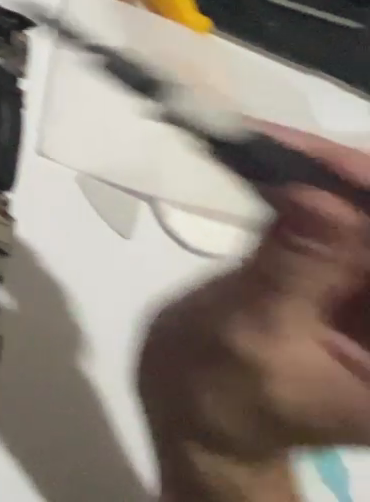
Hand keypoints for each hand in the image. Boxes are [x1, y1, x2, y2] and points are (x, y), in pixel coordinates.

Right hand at [138, 127, 369, 500]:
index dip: (368, 193)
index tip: (307, 154)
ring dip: (322, 177)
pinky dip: (304, 190)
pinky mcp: (352, 283)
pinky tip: (260, 162)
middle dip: (346, 177)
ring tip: (254, 140)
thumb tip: (318, 197)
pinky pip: (343, 226)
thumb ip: (292, 267)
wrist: (197, 414)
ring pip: (365, 219)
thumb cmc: (224, 388)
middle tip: (266, 136)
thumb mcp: (254, 331)